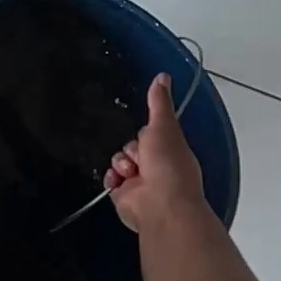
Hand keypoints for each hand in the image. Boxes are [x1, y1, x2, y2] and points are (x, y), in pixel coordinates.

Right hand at [103, 72, 206, 233]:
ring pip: (119, 162)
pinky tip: (118, 180)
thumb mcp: (164, 126)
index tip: (145, 134)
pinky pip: (110, 180)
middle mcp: (157, 170)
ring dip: (120, 163)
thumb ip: (159, 103)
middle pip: (132, 147)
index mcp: (170, 154)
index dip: (146, 133)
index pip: (151, 136)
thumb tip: (163, 75)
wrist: (161, 205)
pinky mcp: (125, 198)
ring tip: (128, 172)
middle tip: (138, 157)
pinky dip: (112, 178)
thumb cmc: (168, 164)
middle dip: (130, 149)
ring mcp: (141, 185)